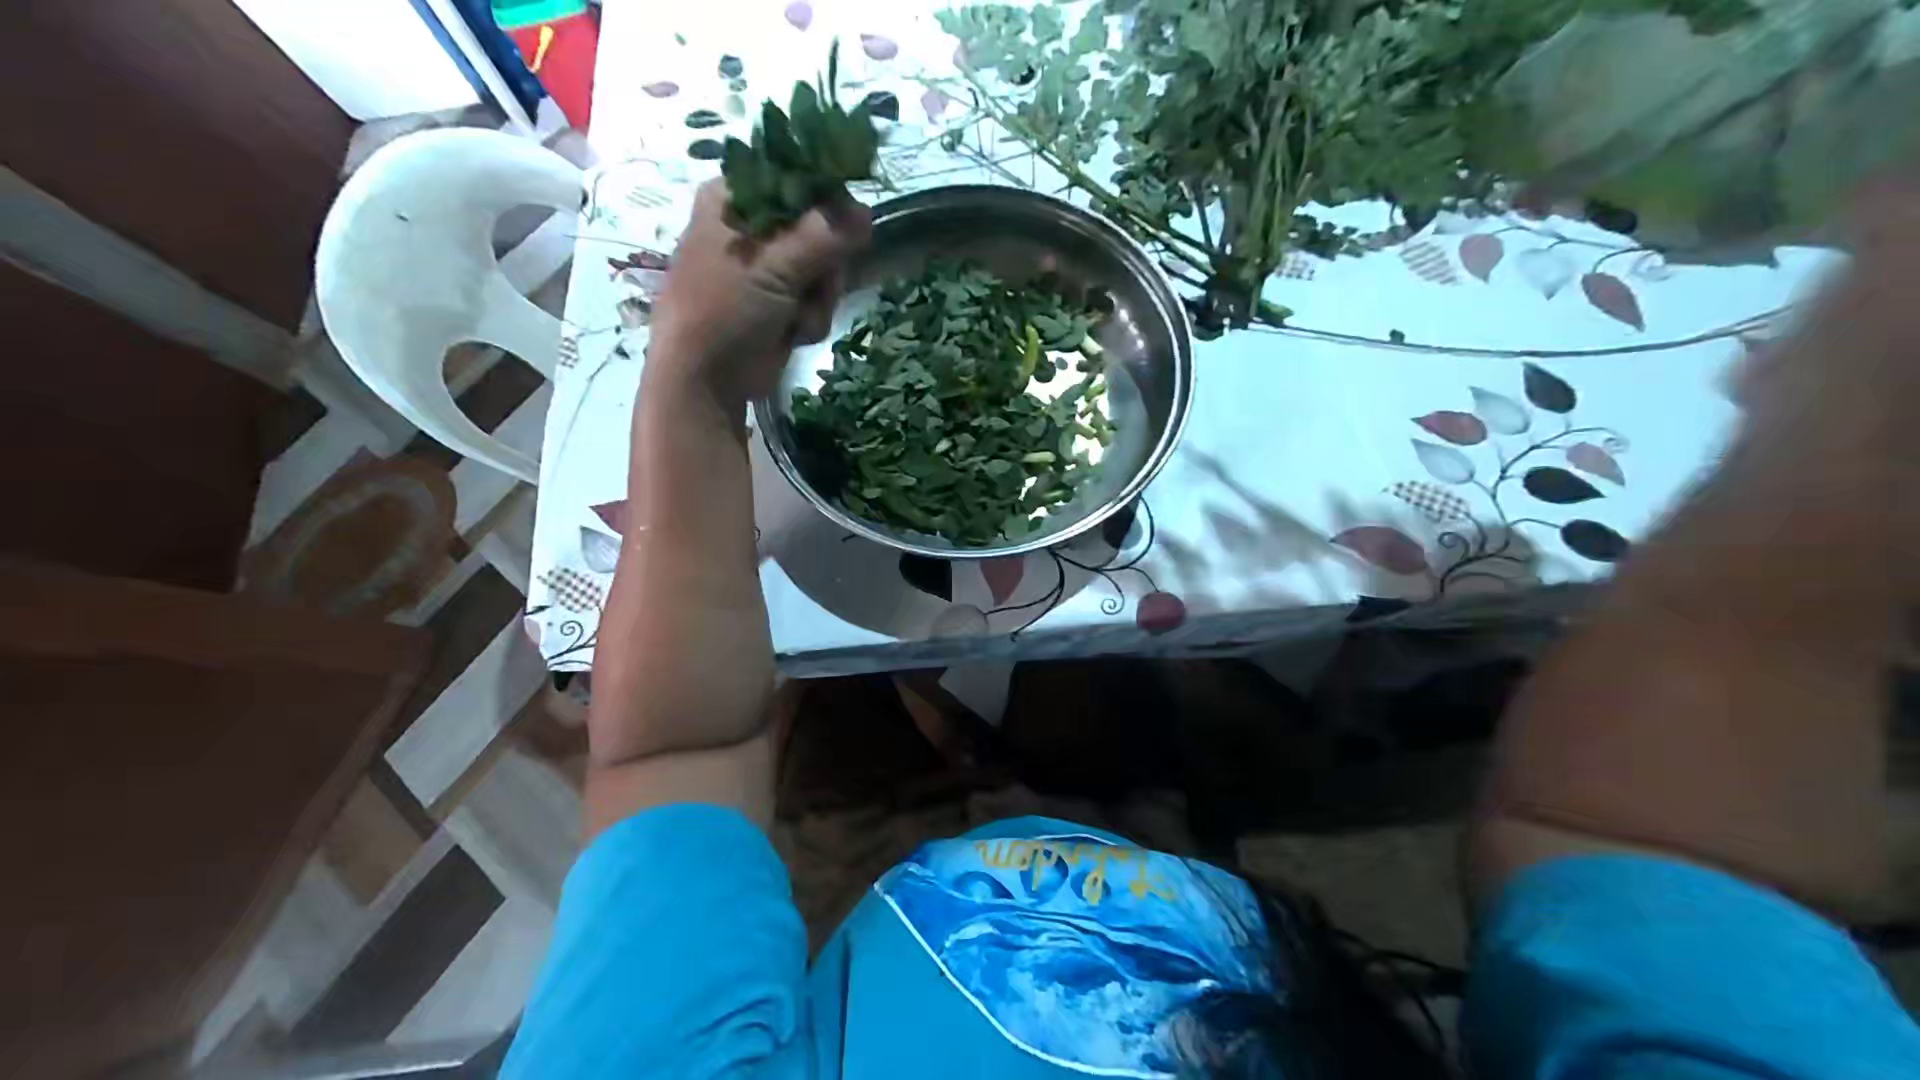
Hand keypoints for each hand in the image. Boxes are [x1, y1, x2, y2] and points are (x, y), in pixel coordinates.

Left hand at [646, 179, 870, 406]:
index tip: (846, 227)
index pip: (796, 179)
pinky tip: (793, 333)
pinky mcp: (782, 302)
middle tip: (816, 283)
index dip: (827, 202)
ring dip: (820, 298)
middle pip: (820, 227)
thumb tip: (868, 213)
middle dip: (825, 264)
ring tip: (796, 318)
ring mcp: (769, 267)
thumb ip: (824, 236)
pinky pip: (819, 299)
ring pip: (826, 267)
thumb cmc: (725, 310)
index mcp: (735, 199)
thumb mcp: (774, 266)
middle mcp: (753, 227)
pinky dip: (812, 318)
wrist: (706, 380)